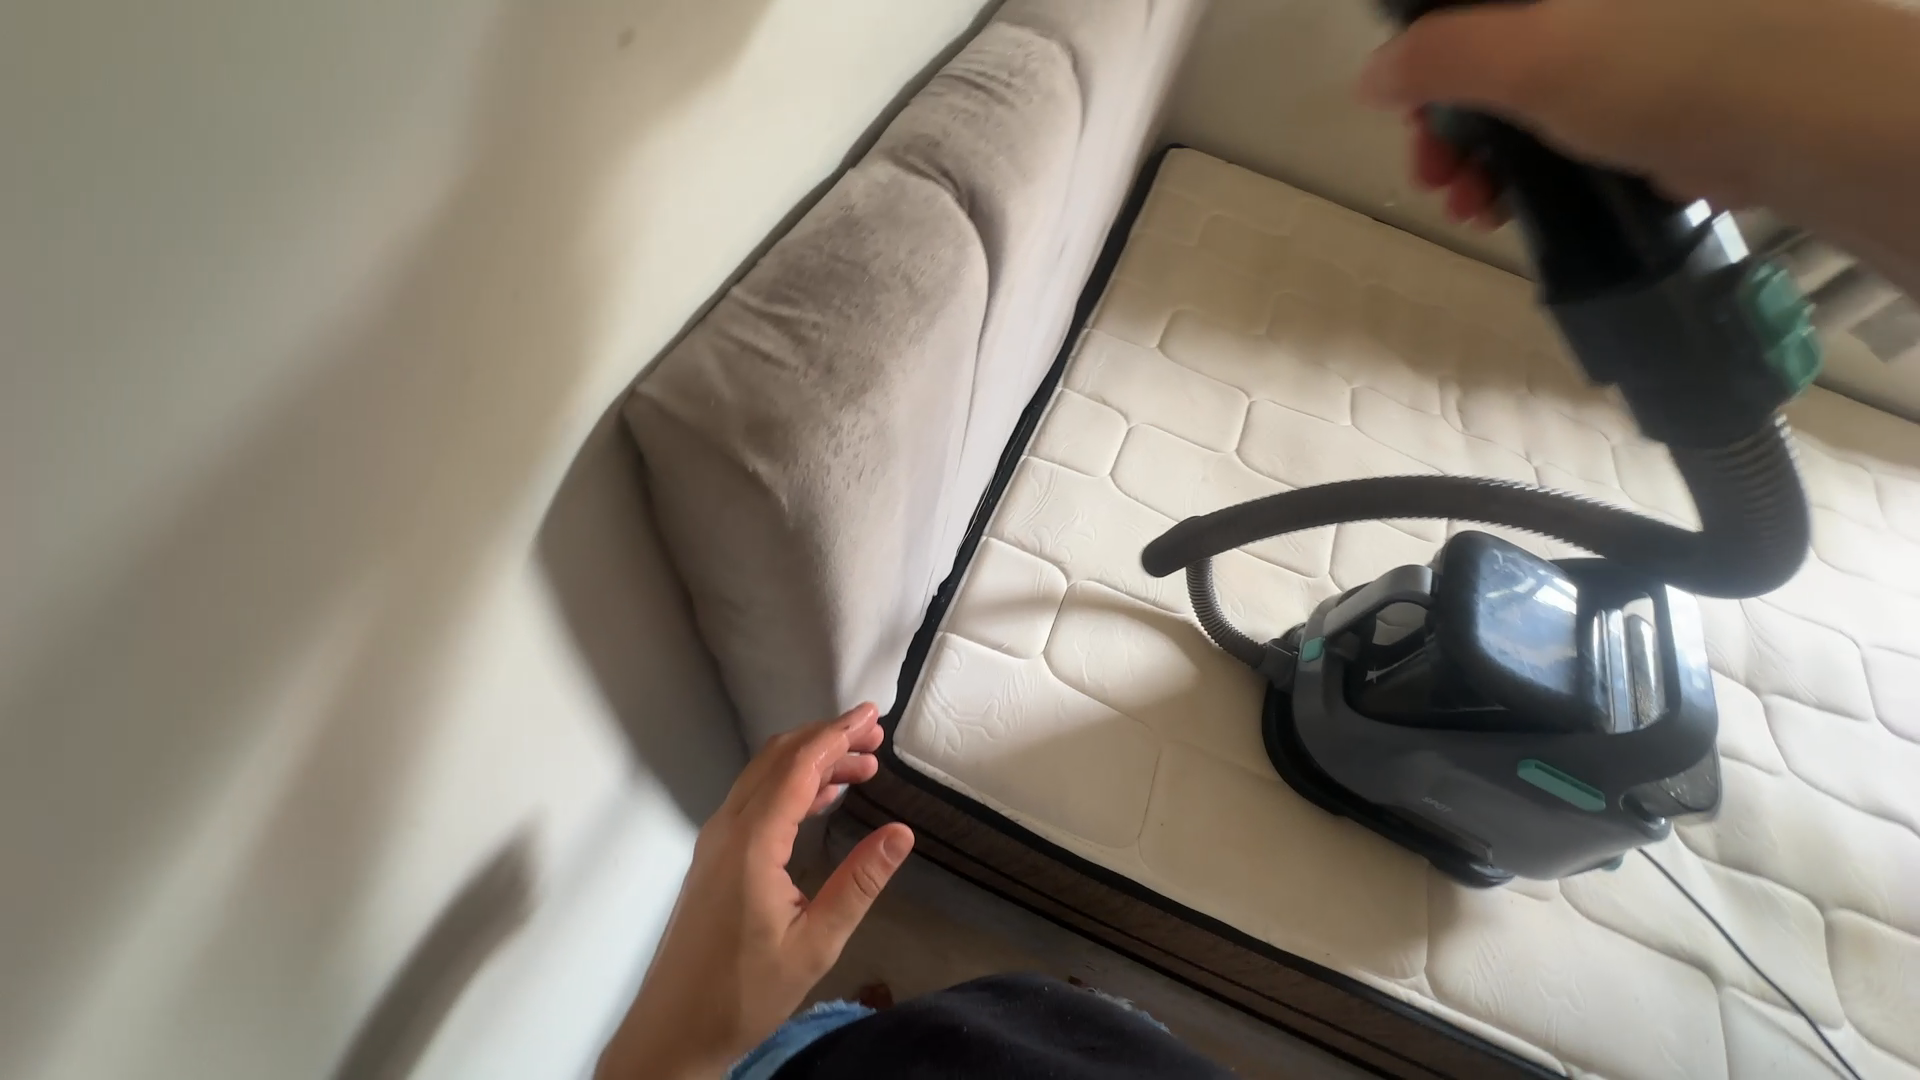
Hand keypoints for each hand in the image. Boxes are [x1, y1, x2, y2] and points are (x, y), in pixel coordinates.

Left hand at [596, 704, 914, 1079]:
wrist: (670, 1033)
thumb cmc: (744, 993)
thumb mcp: (815, 944)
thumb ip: (859, 883)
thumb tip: (902, 833)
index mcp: (753, 842)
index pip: (799, 765)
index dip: (838, 734)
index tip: (873, 716)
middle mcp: (729, 827)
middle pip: (779, 757)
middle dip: (828, 738)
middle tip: (875, 736)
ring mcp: (717, 839)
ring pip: (765, 774)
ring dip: (812, 759)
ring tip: (862, 766)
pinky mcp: (715, 854)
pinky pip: (756, 797)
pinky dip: (793, 782)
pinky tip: (824, 796)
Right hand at [1356, 0, 1919, 255]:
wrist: (1810, 120)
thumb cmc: (1670, 64)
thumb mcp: (1533, 56)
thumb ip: (1438, 56)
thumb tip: (1372, 75)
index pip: (1465, 3)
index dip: (1425, 52)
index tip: (1411, 109)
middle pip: (1485, 46)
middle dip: (1444, 120)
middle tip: (1432, 174)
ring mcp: (1630, 30)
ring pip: (1516, 89)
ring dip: (1474, 156)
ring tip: (1468, 206)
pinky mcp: (1649, 78)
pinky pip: (1556, 115)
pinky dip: (1519, 163)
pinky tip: (1503, 204)